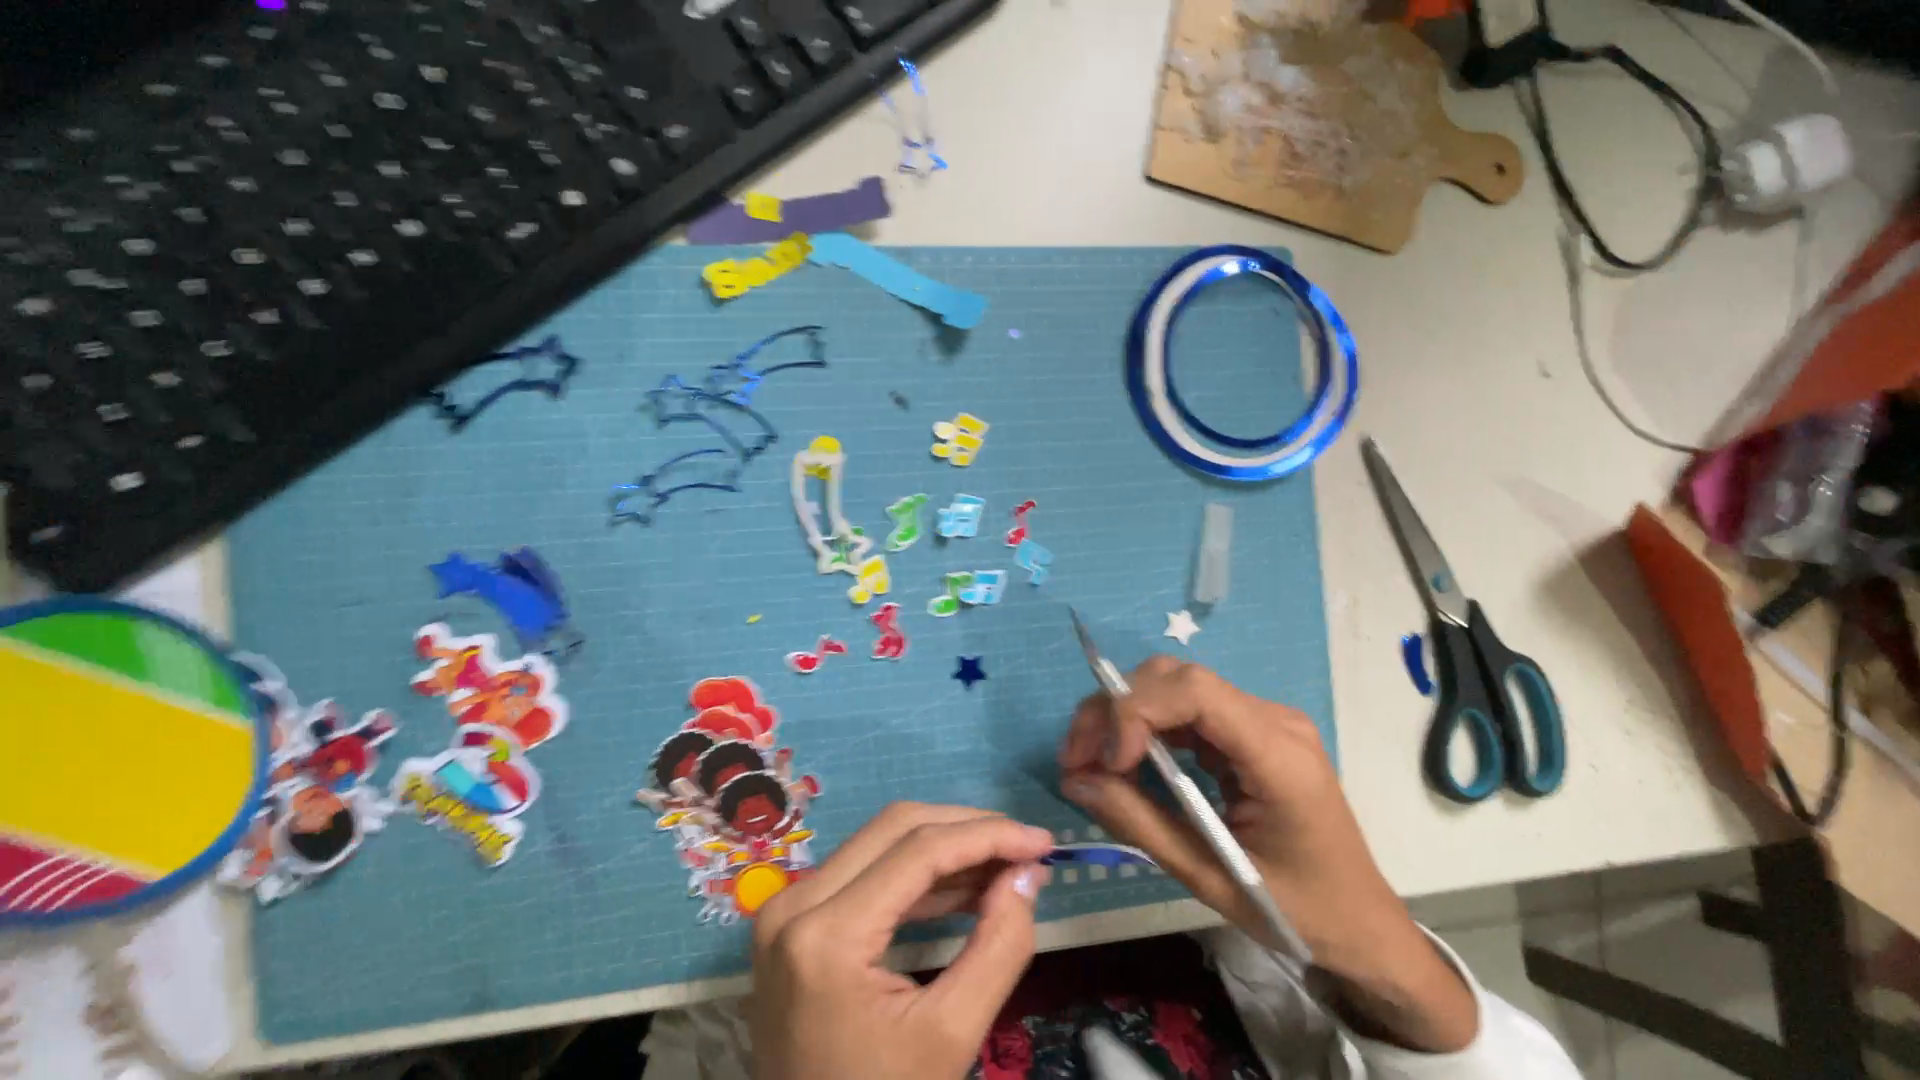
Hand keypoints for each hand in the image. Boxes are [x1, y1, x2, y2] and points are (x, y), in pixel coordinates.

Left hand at [750, 803, 1053, 1079]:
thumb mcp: (951, 1034)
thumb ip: (999, 947)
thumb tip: (1028, 874)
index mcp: (827, 936)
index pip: (919, 850)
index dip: (989, 836)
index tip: (1045, 841)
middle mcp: (795, 904)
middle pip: (895, 829)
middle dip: (968, 829)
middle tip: (1027, 848)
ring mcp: (786, 909)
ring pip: (879, 842)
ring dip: (946, 846)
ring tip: (1006, 867)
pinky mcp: (792, 921)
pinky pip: (862, 872)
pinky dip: (917, 873)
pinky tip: (965, 887)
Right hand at [1058, 657, 1477, 1051]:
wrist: (1364, 928)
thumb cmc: (1298, 912)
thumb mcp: (1210, 878)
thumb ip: (1139, 822)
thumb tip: (1074, 780)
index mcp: (1277, 754)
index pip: (1195, 691)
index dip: (1135, 711)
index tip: (1104, 762)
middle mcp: (1272, 720)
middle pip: (1177, 679)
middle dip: (1115, 710)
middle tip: (1076, 762)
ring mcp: (1264, 723)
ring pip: (1176, 688)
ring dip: (1124, 717)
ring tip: (1091, 764)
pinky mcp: (1250, 735)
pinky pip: (1188, 713)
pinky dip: (1147, 730)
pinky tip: (1126, 764)